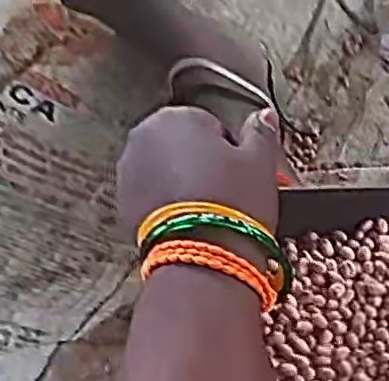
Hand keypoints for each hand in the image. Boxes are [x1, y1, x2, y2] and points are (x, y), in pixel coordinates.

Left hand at [116, 105, 279, 240]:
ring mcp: (131, 169)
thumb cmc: (234, 209)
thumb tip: (264, 115)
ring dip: (183, 189)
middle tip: (227, 202)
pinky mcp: (125, 202)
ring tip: (208, 218)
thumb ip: (261, 135)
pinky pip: (152, 200)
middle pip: (184, 149)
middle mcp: (147, 134)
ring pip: (166, 174)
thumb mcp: (261, 167)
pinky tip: (189, 228)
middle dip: (203, 171)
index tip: (243, 182)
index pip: (213, 128)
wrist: (203, 256)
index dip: (233, 158)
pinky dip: (167, 210)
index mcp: (182, 117)